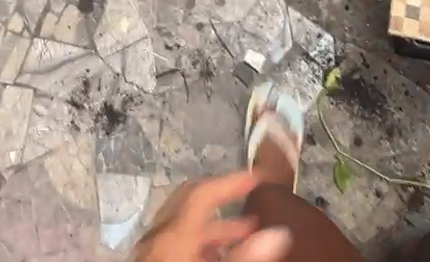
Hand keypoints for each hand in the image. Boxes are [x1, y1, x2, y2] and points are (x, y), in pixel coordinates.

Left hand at [131, 170, 293, 261]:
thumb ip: (246, 258)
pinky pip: (174, 246)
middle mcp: (158, 238)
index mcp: (174, 235)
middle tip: (250, 202)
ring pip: (183, 227)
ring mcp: (150, 254)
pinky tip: (218, 260)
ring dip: (214, 227)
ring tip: (246, 235)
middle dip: (222, 200)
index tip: (258, 176)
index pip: (204, 193)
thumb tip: (280, 234)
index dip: (232, 181)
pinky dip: (200, 245)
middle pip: (190, 203)